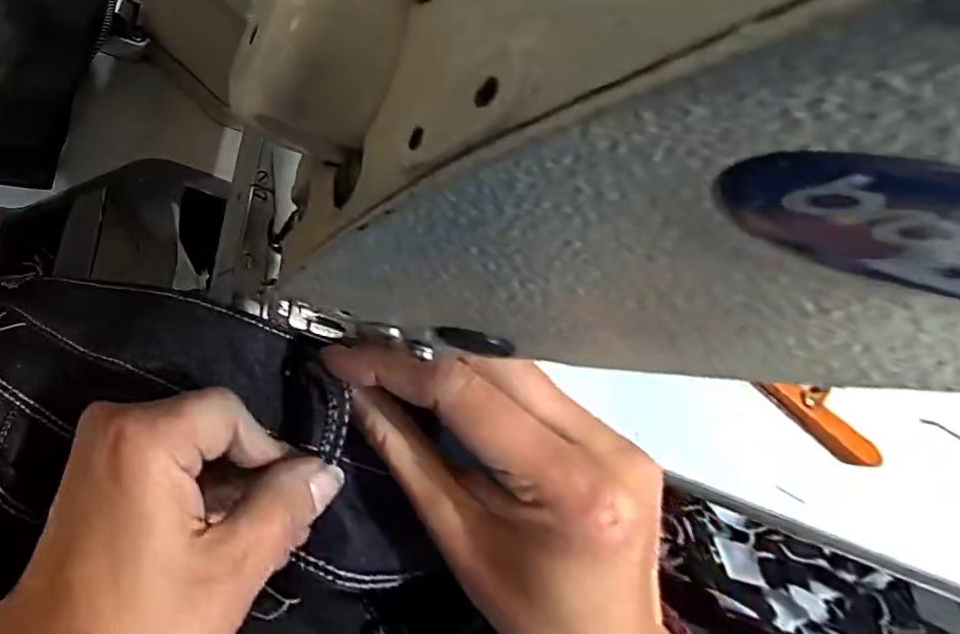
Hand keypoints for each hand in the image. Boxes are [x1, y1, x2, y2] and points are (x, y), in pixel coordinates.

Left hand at [0, 388, 346, 633]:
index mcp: (143, 433)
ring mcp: (101, 436)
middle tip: (285, 519)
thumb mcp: (226, 571)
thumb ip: (281, 510)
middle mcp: (116, 416)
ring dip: (224, 479)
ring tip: (259, 530)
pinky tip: (218, 524)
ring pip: (185, 437)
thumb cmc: (142, 620)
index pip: (228, 411)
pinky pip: (159, 451)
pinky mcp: (95, 459)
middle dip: (249, 469)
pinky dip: (192, 481)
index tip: (297, 495)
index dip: (269, 449)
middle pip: (206, 422)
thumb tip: (325, 471)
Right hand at [323, 346, 663, 633]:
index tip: (344, 359)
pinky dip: (476, 373)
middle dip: (415, 351)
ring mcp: (615, 435)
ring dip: (444, 355)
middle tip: (362, 351)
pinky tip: (439, 376)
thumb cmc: (530, 610)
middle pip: (489, 363)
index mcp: (568, 483)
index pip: (462, 391)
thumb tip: (354, 388)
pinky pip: (529, 381)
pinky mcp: (612, 433)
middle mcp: (604, 445)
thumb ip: (402, 451)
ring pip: (509, 362)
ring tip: (391, 359)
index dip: (393, 366)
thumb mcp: (454, 533)